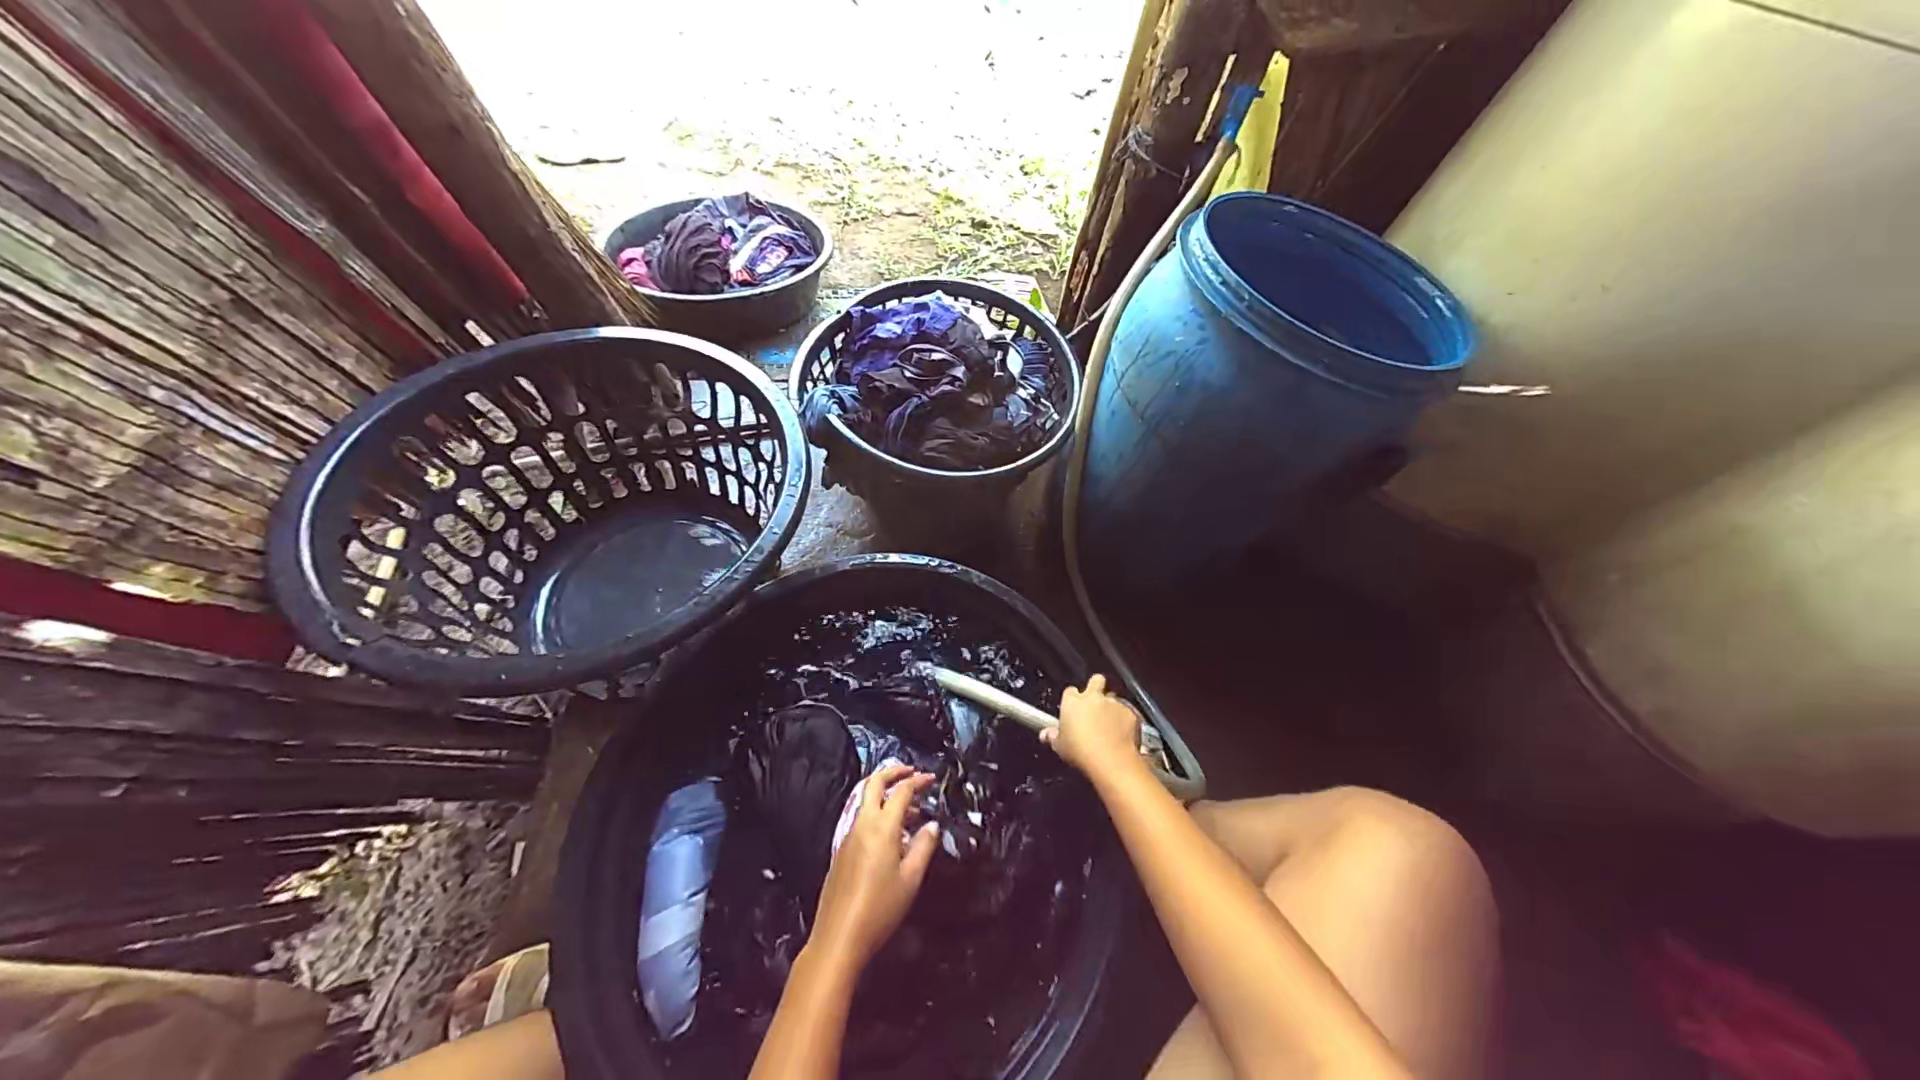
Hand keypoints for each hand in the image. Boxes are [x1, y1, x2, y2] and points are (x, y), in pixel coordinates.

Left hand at [809, 765, 940, 969]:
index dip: (917, 780)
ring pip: (865, 801)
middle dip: (893, 772)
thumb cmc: (880, 909)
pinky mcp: (841, 851)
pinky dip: (877, 813)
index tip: (931, 779)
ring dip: (885, 794)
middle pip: (874, 783)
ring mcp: (848, 836)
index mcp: (881, 827)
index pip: (901, 791)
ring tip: (908, 807)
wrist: (839, 937)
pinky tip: (891, 834)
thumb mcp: (911, 879)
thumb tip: (932, 825)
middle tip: (912, 772)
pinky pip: (860, 819)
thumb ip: (924, 846)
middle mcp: (861, 824)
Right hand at [1044, 674, 1142, 777]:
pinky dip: (1125, 721)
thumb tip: (1046, 735)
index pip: (1070, 692)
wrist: (1110, 761)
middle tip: (1094, 705)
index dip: (1072, 700)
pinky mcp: (1130, 712)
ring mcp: (1114, 703)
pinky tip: (1122, 735)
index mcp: (1073, 702)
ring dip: (1111, 708)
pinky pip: (1127, 712)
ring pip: (1113, 698)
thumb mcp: (1060, 747)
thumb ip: (1052, 736)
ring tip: (1110, 727)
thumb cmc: (1081, 752)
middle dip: (1096, 687)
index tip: (1073, 711)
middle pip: (1096, 680)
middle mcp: (1093, 697)